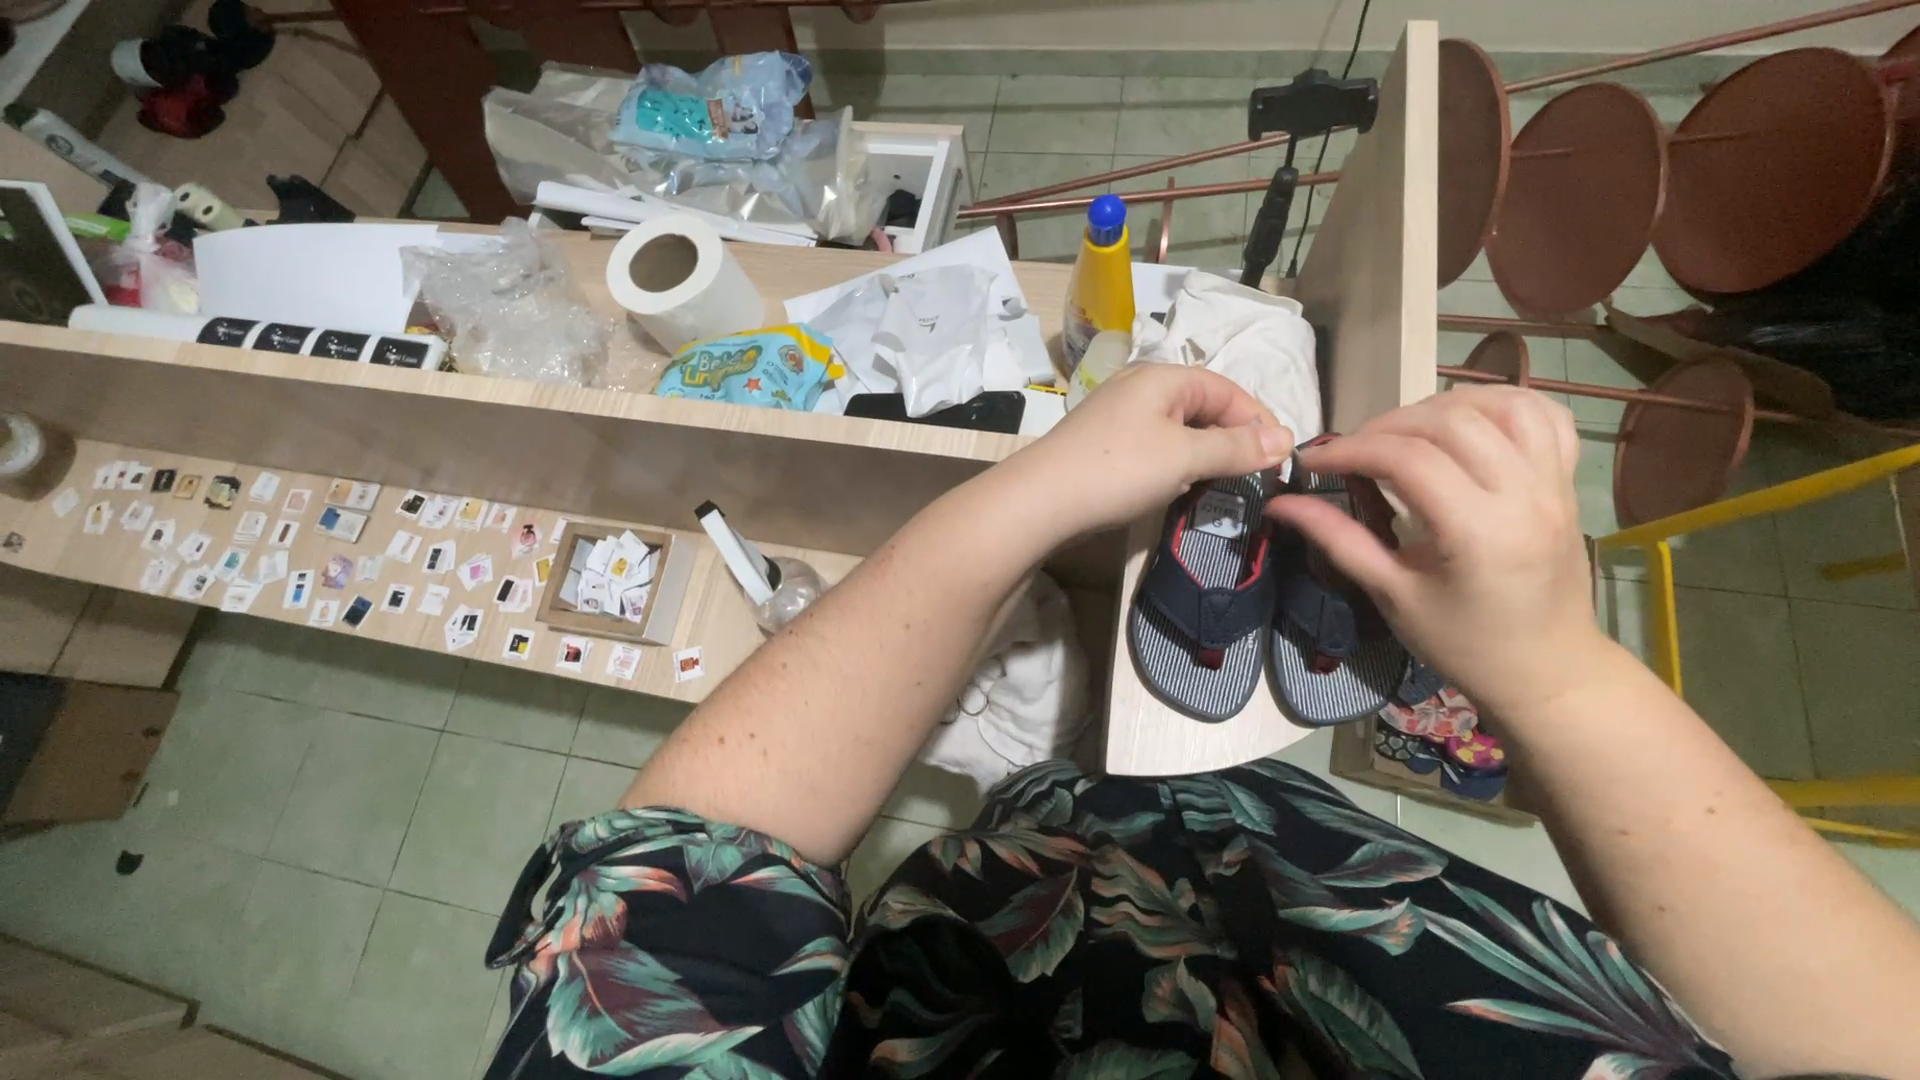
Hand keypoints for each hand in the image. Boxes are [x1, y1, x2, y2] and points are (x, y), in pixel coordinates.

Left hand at [1004, 363, 1293, 543]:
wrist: (1039, 501)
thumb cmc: (1118, 470)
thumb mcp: (1185, 456)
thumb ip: (1235, 447)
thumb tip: (1285, 440)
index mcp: (1162, 378)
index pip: (1227, 389)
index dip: (1258, 420)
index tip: (1280, 457)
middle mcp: (1139, 388)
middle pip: (1202, 406)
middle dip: (1231, 437)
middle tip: (1252, 474)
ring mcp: (1116, 417)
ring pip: (1177, 429)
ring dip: (1202, 453)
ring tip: (1219, 482)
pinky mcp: (1102, 445)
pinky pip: (1152, 447)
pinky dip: (1173, 463)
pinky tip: (1175, 486)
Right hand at [1266, 386, 1610, 717]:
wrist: (1547, 669)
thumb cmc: (1461, 641)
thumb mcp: (1391, 593)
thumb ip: (1338, 538)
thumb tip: (1281, 503)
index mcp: (1478, 532)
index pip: (1408, 459)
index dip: (1350, 450)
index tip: (1312, 461)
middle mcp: (1525, 495)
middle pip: (1450, 422)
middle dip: (1386, 425)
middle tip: (1351, 452)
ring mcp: (1554, 483)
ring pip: (1501, 405)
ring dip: (1441, 406)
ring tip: (1403, 432)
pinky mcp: (1567, 480)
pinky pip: (1544, 415)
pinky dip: (1498, 404)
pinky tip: (1463, 422)